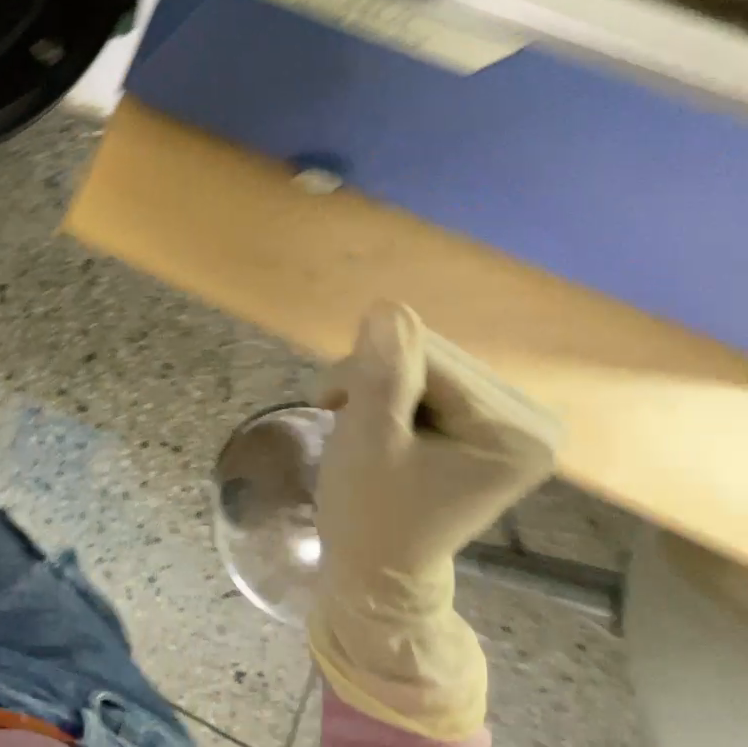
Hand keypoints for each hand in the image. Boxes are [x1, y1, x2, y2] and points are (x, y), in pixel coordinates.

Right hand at [309, 302, 561, 741]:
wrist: (378, 561)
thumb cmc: (369, 508)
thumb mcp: (368, 438)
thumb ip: (382, 373)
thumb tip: (389, 305)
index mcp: (516, 430)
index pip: (425, 357)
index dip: (367, 372)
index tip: (335, 408)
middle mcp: (533, 421)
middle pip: (431, 354)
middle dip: (374, 376)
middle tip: (345, 415)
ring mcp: (518, 424)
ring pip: (427, 361)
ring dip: (378, 383)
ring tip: (361, 424)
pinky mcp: (495, 425)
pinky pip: (434, 377)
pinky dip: (393, 392)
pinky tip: (383, 423)